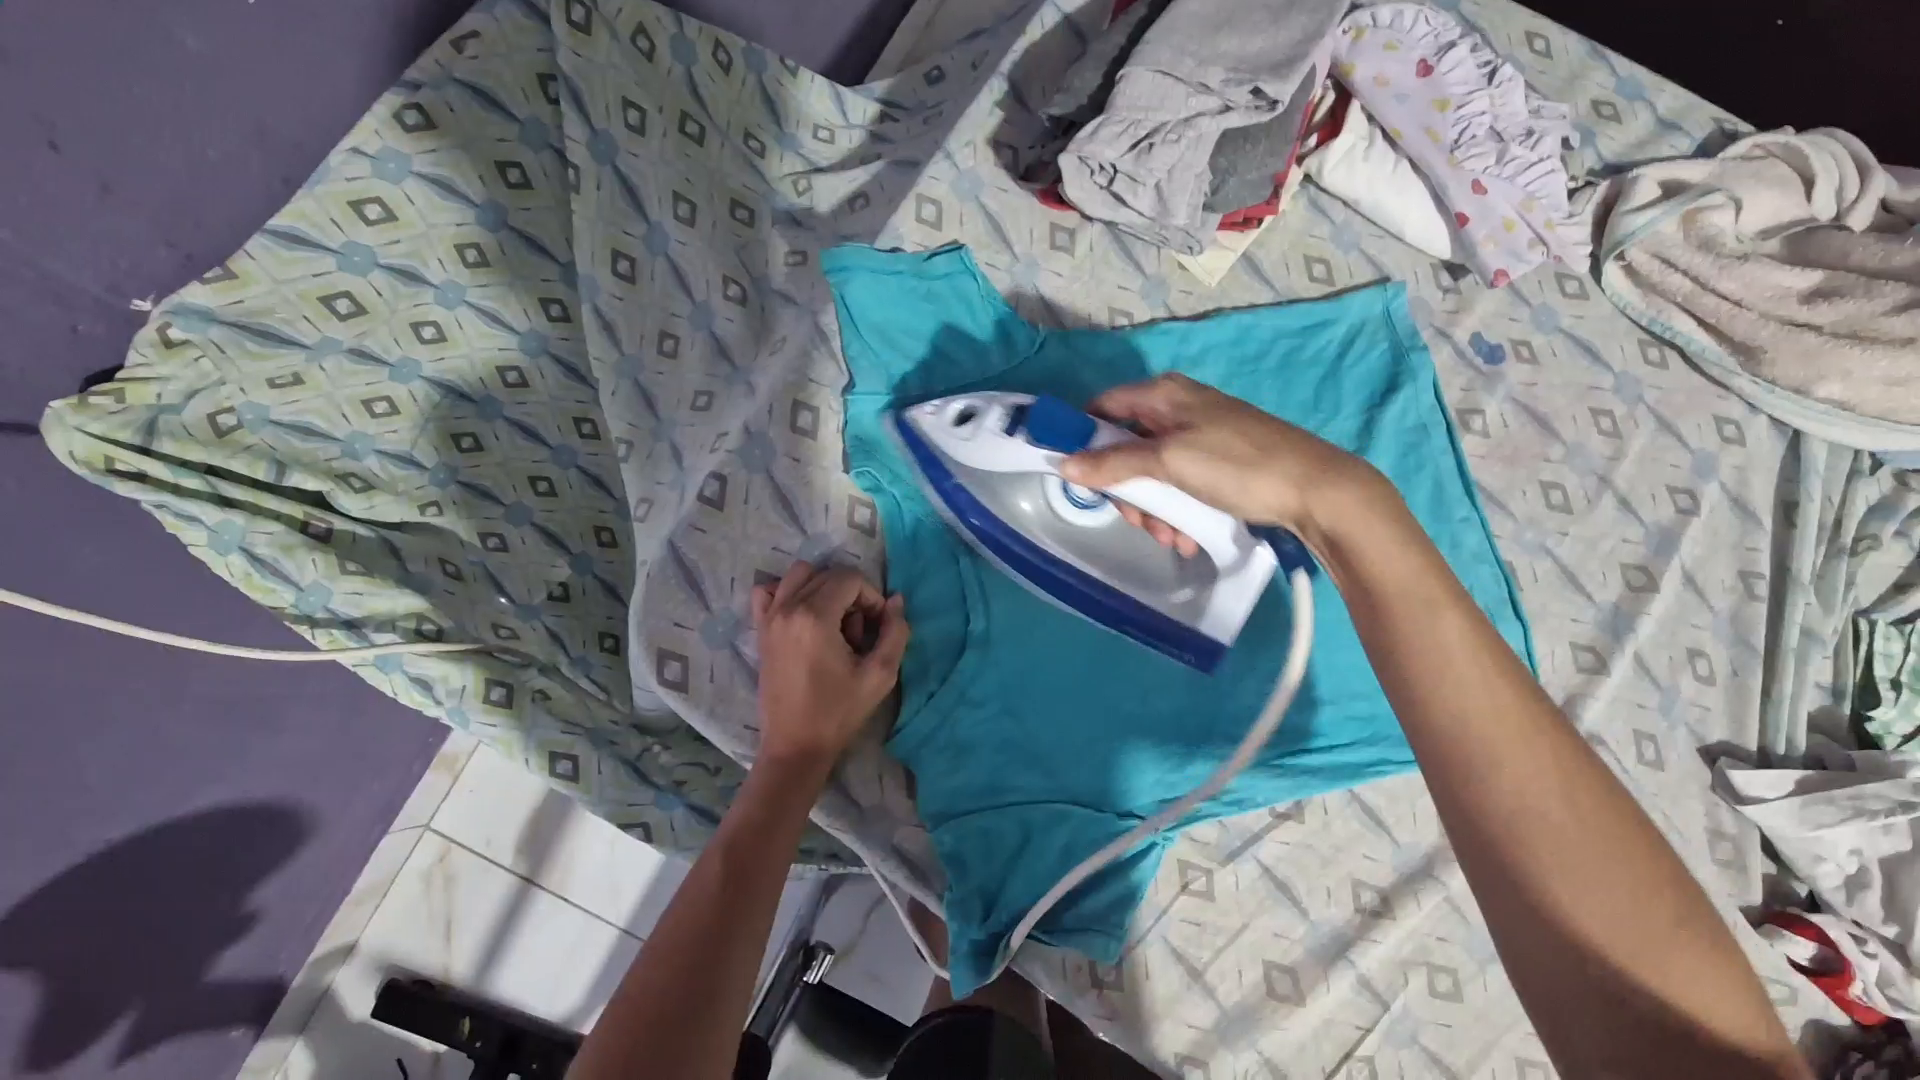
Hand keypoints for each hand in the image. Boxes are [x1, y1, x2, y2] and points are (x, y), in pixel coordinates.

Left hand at [751, 561, 908, 773]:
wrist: (795, 745)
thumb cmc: (838, 712)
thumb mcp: (880, 675)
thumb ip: (895, 632)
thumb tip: (896, 601)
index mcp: (815, 616)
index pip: (850, 578)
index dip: (872, 597)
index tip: (876, 628)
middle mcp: (787, 607)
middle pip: (828, 574)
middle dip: (851, 596)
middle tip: (858, 634)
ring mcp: (769, 617)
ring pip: (800, 575)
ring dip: (823, 589)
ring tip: (833, 623)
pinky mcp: (760, 630)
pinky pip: (770, 591)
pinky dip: (788, 593)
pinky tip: (804, 618)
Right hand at [1059, 374, 1391, 553]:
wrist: (1315, 490)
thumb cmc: (1238, 466)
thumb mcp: (1170, 462)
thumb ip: (1114, 462)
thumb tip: (1064, 464)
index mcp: (1163, 394)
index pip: (1102, 407)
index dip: (1084, 439)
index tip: (1079, 476)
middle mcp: (1176, 410)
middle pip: (1123, 448)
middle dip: (1127, 491)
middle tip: (1139, 520)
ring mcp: (1197, 439)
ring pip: (1149, 475)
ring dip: (1153, 511)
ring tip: (1172, 537)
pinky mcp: (1214, 466)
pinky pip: (1177, 487)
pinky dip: (1176, 513)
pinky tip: (1188, 536)